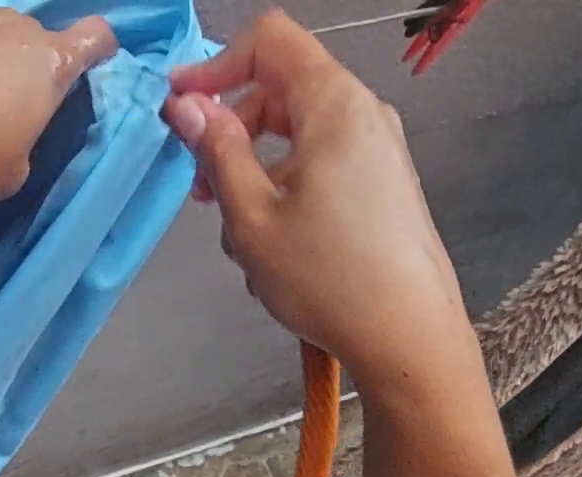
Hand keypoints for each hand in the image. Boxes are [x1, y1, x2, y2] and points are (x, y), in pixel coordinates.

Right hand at [163, 13, 472, 395]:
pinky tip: (273, 250)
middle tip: (201, 193)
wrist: (403, 330)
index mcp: (333, 105)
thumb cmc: (322, 273)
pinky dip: (282, 195)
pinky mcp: (377, 186)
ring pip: (294, 140)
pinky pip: (317, 169)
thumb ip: (217, 152)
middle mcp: (360, 114)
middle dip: (231, 133)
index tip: (178, 111)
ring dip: (253, 177)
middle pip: (279, 92)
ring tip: (241, 240)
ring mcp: (374, 150)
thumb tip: (185, 105)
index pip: (270, 41)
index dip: (215, 66)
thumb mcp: (252, 215)